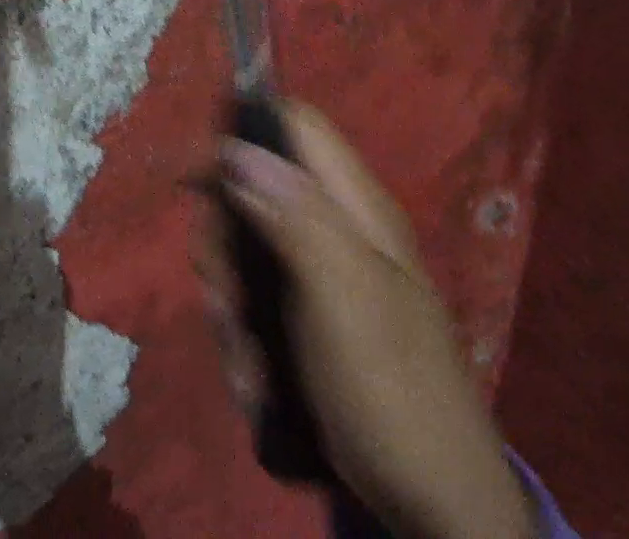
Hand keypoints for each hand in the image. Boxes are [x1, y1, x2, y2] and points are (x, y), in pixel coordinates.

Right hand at [194, 101, 536, 538]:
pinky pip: (250, 307)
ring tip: (251, 362)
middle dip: (222, 250)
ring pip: (240, 257)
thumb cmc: (391, 392)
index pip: (294, 126)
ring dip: (229, 309)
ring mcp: (318, 279)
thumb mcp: (343, 296)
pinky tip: (259, 383)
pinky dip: (242, 342)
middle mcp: (334, 232)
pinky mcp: (304, 322)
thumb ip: (295, 215)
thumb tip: (236, 147)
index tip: (196, 186)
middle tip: (228, 301)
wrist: (433, 504)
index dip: (240, 136)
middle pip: (247, 194)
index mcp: (355, 210)